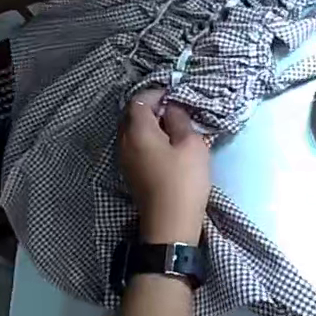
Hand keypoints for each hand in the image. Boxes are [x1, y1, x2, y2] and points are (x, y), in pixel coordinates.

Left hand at [120, 89, 211, 242]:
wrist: (170, 222)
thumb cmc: (184, 180)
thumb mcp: (191, 144)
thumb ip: (180, 120)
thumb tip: (171, 109)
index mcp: (137, 130)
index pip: (140, 100)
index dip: (158, 93)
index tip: (177, 97)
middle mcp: (124, 141)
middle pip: (132, 115)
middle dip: (152, 108)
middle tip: (176, 112)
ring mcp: (124, 159)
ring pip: (133, 131)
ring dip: (150, 126)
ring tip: (174, 130)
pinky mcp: (130, 173)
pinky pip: (136, 146)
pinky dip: (149, 140)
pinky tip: (167, 148)